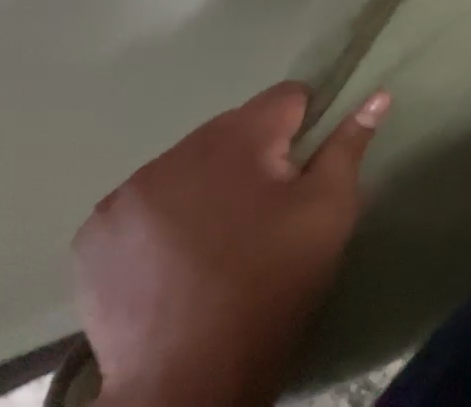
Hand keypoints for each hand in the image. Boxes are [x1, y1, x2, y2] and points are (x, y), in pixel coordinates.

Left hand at [74, 82, 388, 406]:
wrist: (192, 375)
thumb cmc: (276, 279)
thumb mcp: (331, 208)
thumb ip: (349, 145)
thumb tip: (377, 95)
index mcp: (232, 143)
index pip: (283, 98)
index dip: (309, 122)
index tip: (313, 164)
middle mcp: (170, 158)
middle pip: (232, 129)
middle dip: (258, 154)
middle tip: (275, 206)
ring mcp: (123, 199)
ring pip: (187, 165)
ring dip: (212, 182)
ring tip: (229, 233)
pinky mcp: (94, 238)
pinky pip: (147, 203)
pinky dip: (170, 215)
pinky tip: (184, 255)